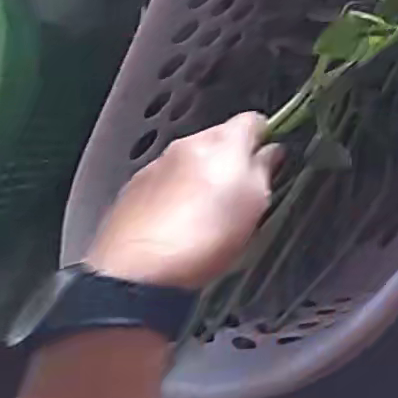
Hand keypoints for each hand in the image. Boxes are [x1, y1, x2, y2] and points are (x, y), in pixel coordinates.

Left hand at [85, 113, 279, 289]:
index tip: (271, 158)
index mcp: (223, 139)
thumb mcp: (257, 199)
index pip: (255, 119)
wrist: (135, 278)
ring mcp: (152, 169)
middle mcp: (186, 145)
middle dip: (232, 159)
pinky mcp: (126, 195)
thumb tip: (270, 154)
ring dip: (201, 178)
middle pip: (219, 140)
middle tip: (243, 191)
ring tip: (208, 214)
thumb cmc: (206, 234)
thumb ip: (266, 167)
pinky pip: (163, 185)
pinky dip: (174, 197)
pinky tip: (179, 225)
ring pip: (189, 163)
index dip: (267, 136)